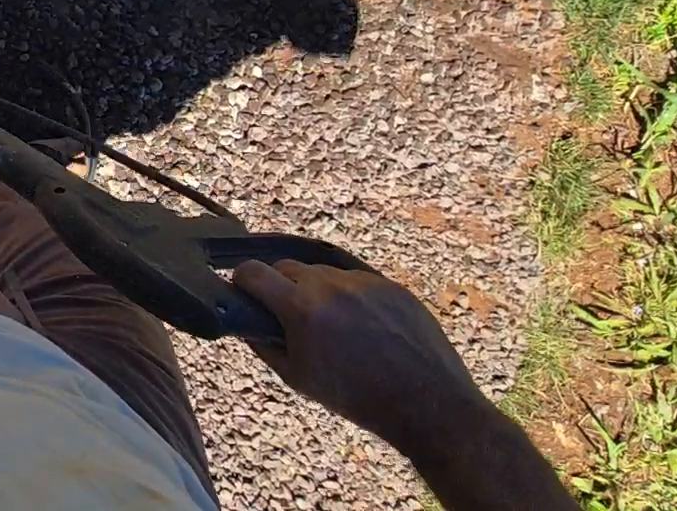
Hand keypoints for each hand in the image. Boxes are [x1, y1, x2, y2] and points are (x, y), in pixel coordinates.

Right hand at [233, 260, 490, 450]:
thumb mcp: (295, 376)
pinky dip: (348, 294)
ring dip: (314, 288)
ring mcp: (363, 283)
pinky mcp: (391, 286)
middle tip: (291, 313)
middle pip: (283, 266)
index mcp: (300, 307)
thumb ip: (261, 342)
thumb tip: (243, 319)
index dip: (242, 281)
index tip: (246, 294)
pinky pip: (354, 278)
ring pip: (319, 271)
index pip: (251, 270)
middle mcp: (329, 286)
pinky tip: (361, 321)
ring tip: (331, 320)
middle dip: (280, 285)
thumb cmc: (357, 397)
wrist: (433, 409)